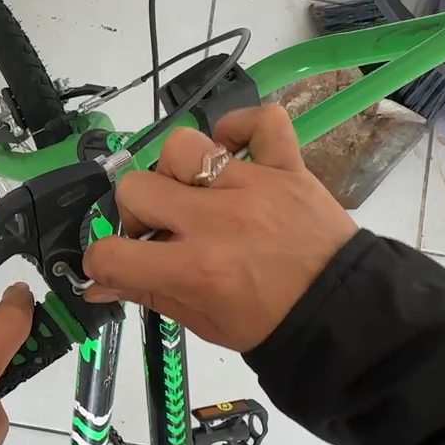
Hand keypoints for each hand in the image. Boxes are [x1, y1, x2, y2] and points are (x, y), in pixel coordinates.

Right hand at [82, 105, 357, 351]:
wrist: (348, 314)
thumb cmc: (269, 323)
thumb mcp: (200, 320)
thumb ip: (144, 293)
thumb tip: (96, 283)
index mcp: (194, 269)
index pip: (111, 252)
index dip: (101, 260)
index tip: (115, 265)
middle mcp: (216, 221)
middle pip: (135, 188)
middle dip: (134, 213)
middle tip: (158, 231)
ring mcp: (253, 187)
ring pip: (182, 148)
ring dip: (175, 172)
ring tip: (192, 194)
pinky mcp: (288, 168)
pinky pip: (261, 122)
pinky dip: (240, 128)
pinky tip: (230, 153)